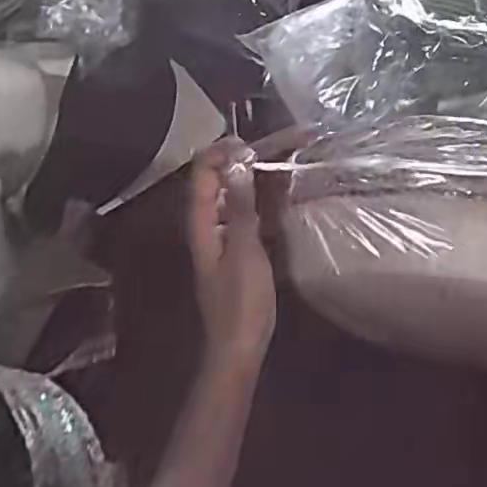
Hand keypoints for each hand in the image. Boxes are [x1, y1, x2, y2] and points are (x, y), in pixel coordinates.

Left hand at [188, 137, 274, 373]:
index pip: (203, 175)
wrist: (240, 346)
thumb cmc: (240, 300)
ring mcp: (226, 235)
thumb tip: (239, 162)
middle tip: (278, 142)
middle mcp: (210, 224)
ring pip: (236, 192)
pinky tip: (284, 186)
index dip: (221, 151)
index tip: (251, 139)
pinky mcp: (242, 245)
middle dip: (242, 157)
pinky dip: (263, 192)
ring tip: (285, 154)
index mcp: (202, 223)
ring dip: (254, 172)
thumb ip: (242, 206)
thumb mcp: (244, 250)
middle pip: (219, 180)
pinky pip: (249, 208)